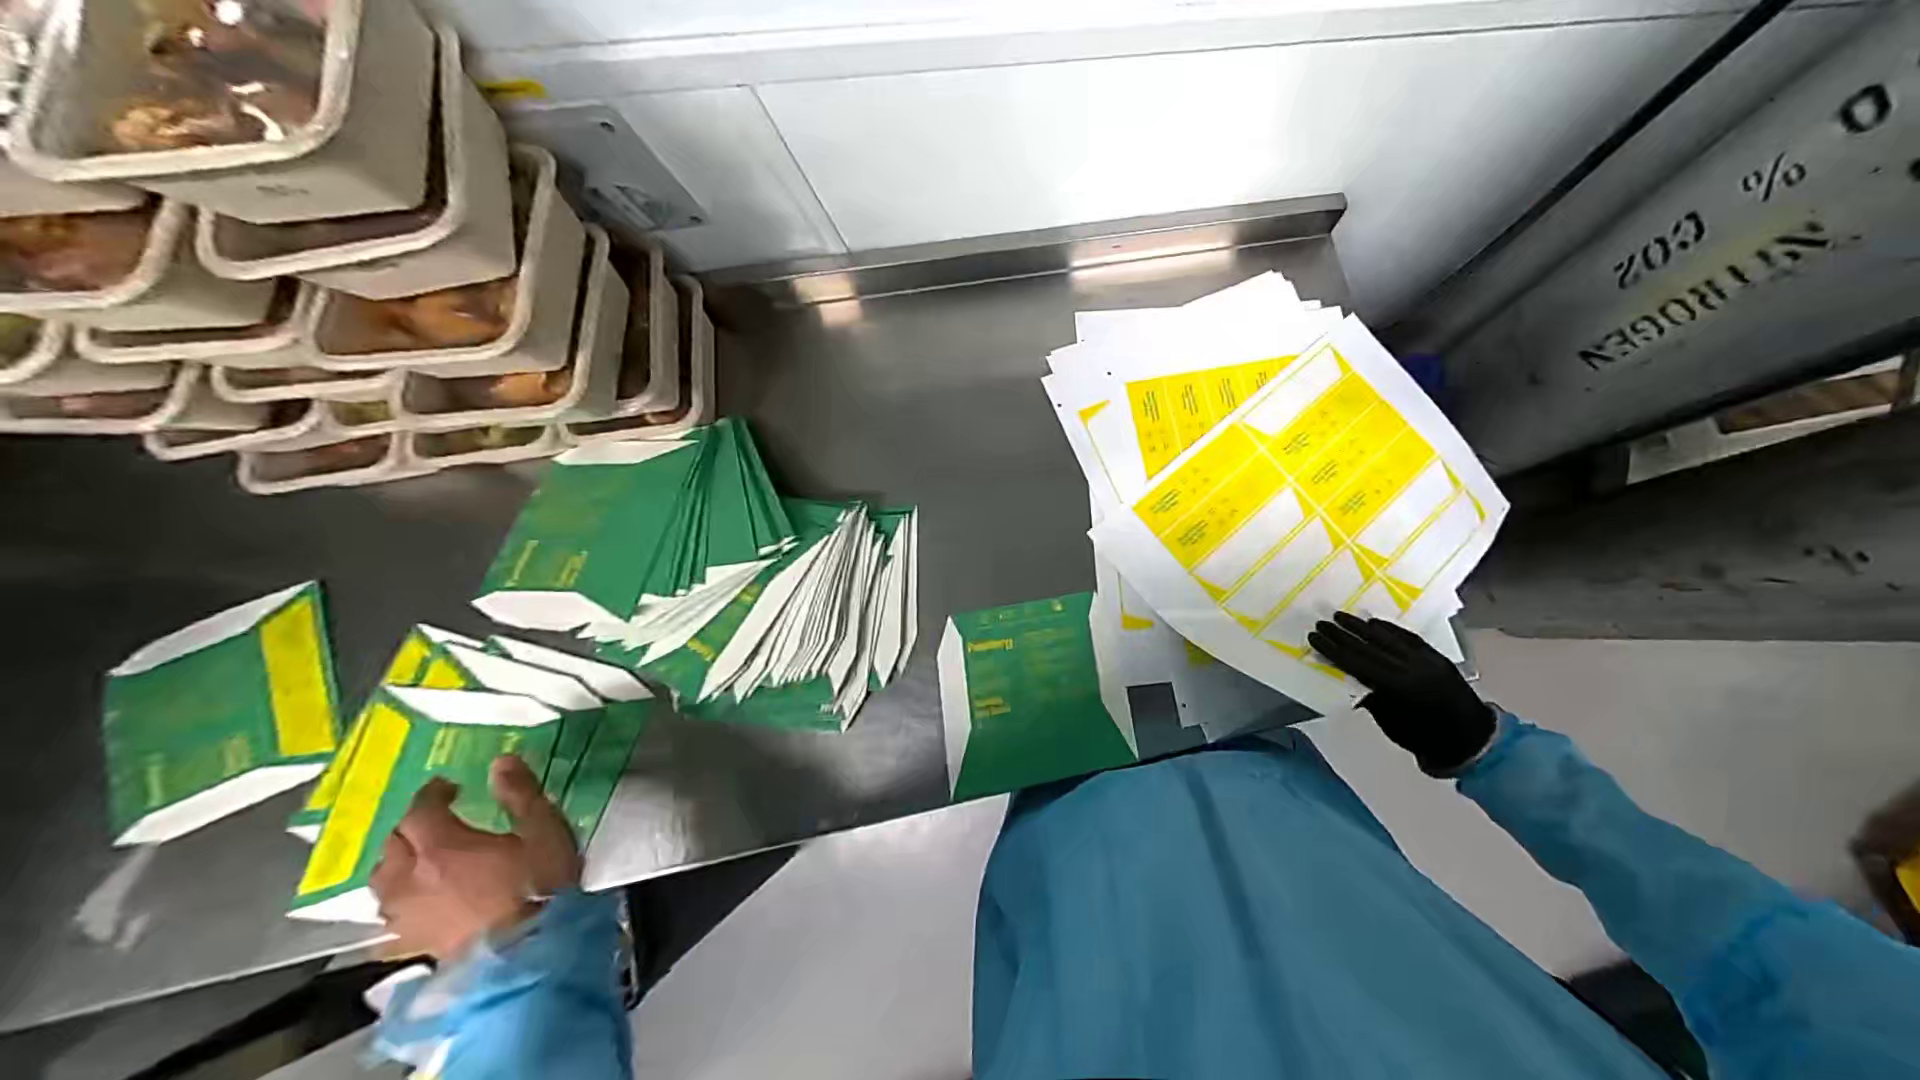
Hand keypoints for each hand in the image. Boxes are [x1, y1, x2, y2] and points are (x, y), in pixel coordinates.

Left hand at [369, 755, 581, 960]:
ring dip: (397, 862)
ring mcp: (404, 914)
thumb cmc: (539, 884)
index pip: (420, 809)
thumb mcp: (543, 829)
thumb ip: (521, 793)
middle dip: (413, 826)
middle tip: (438, 820)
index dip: (433, 793)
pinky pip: (386, 919)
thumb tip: (501, 761)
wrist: (528, 952)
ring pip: (381, 880)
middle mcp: (409, 878)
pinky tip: (412, 905)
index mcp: (441, 846)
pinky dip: (396, 903)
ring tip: (420, 859)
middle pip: (394, 842)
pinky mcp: (409, 943)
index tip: (450, 787)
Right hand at [1307, 611, 1494, 775]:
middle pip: (1369, 647)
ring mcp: (1427, 660)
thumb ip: (1370, 695)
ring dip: (1362, 626)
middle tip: (1321, 624)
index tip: (1315, 637)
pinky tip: (1373, 622)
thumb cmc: (1423, 737)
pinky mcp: (1436, 656)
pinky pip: (1409, 637)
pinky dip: (1389, 629)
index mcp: (1399, 688)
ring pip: (1389, 638)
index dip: (1334, 649)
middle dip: (1342, 634)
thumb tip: (1347, 674)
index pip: (1358, 662)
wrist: (1470, 740)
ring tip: (1341, 616)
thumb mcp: (1389, 721)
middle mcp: (1413, 668)